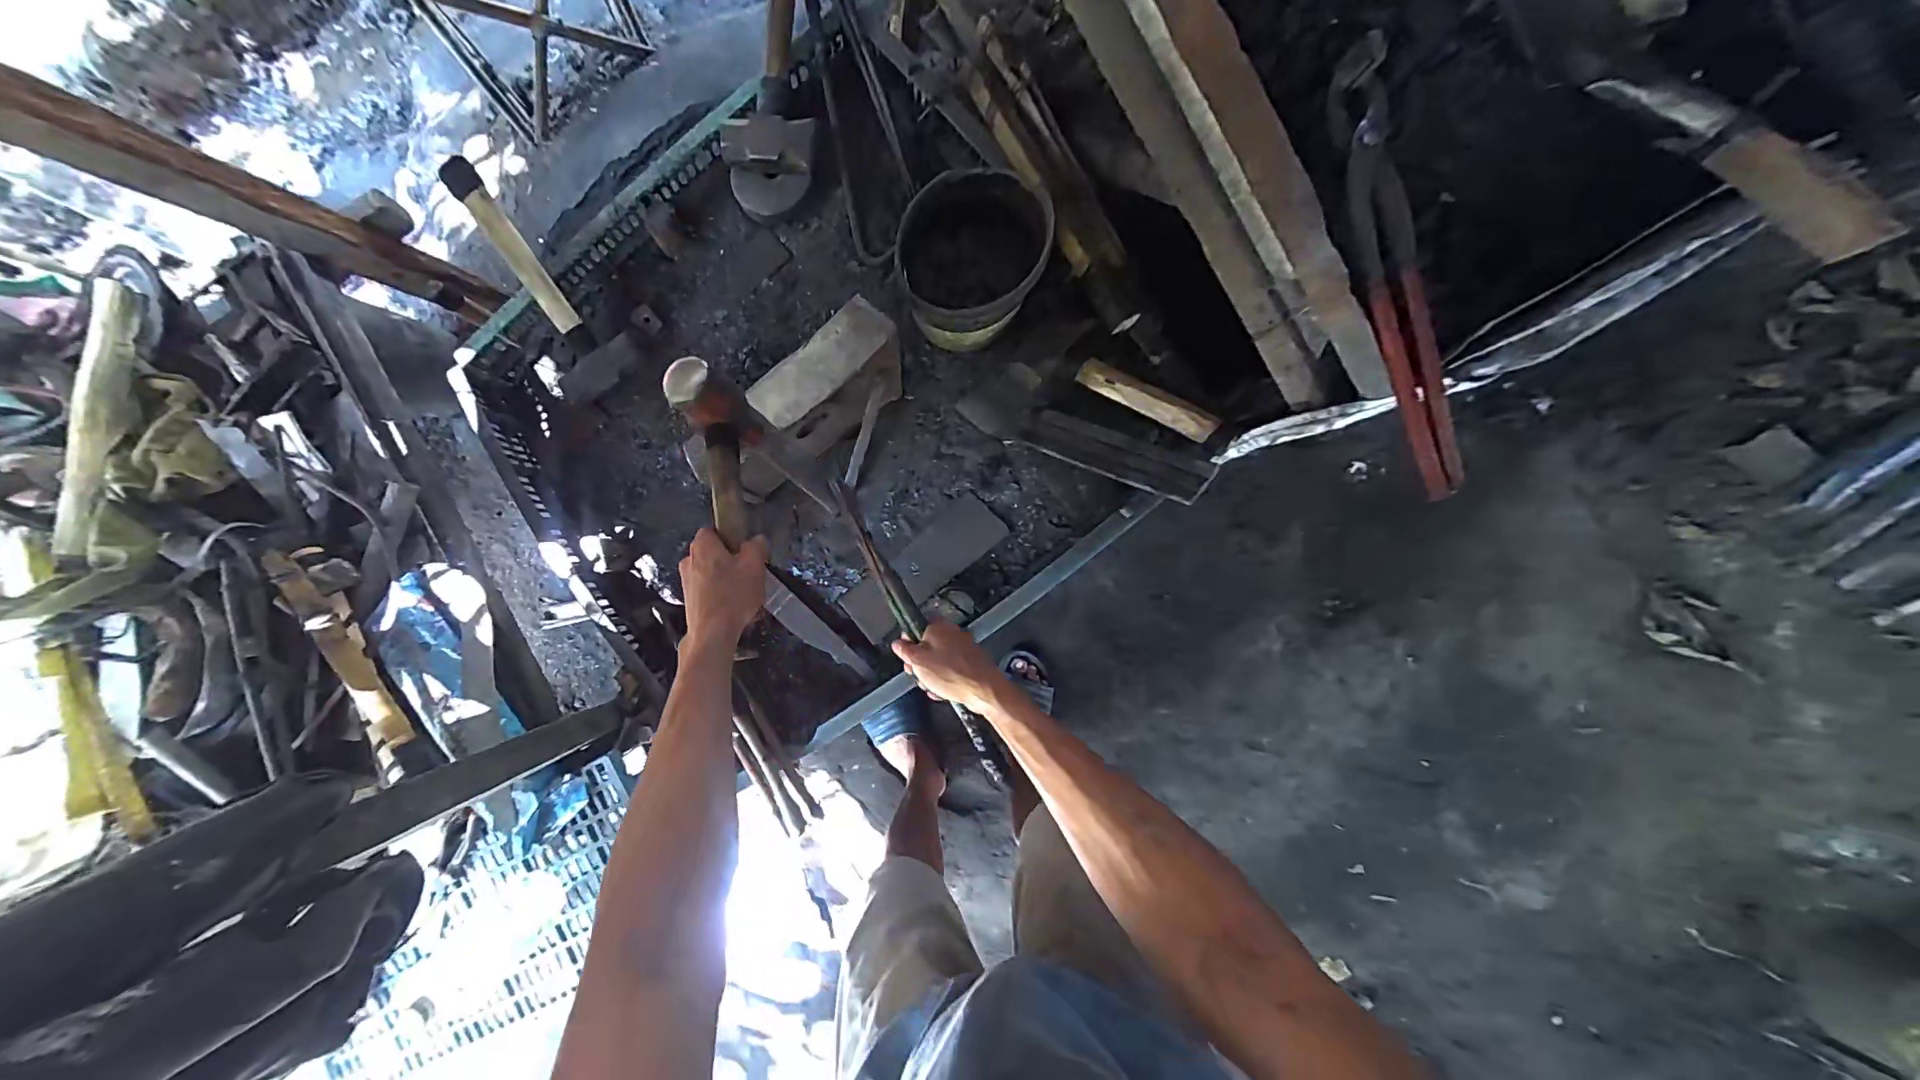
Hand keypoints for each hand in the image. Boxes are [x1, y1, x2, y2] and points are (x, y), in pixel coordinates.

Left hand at [679, 529, 766, 646]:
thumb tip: (756, 540)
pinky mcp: (689, 601)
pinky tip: (735, 606)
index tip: (745, 550)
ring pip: (710, 573)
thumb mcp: (755, 565)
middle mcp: (689, 560)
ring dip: (725, 578)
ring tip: (744, 592)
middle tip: (749, 571)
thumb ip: (757, 546)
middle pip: (713, 553)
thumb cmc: (734, 594)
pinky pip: (708, 590)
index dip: (730, 537)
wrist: (713, 633)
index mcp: (702, 545)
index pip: (713, 530)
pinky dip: (720, 594)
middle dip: (729, 560)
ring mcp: (686, 582)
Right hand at [892, 620, 1007, 712]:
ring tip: (932, 687)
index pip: (917, 628)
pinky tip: (943, 692)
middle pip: (928, 646)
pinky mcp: (971, 663)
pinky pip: (952, 670)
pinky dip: (946, 680)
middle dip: (920, 663)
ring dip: (932, 675)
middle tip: (917, 675)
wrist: (983, 689)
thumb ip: (905, 650)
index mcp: (939, 627)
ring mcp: (964, 648)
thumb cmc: (952, 673)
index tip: (906, 657)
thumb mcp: (918, 662)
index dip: (908, 644)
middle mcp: (953, 633)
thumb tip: (898, 643)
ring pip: (939, 660)